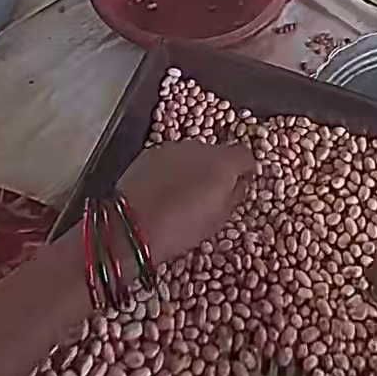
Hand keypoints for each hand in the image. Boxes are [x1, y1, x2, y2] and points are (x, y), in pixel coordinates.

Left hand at [115, 141, 254, 263]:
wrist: (132, 225)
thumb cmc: (182, 228)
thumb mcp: (218, 219)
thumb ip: (234, 194)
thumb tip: (239, 182)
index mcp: (222, 163)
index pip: (244, 154)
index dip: (245, 167)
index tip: (242, 180)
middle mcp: (199, 147)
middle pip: (216, 152)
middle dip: (216, 168)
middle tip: (209, 193)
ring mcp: (173, 147)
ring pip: (192, 154)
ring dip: (193, 168)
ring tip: (183, 194)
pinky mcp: (150, 152)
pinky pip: (171, 158)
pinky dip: (172, 169)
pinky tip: (164, 189)